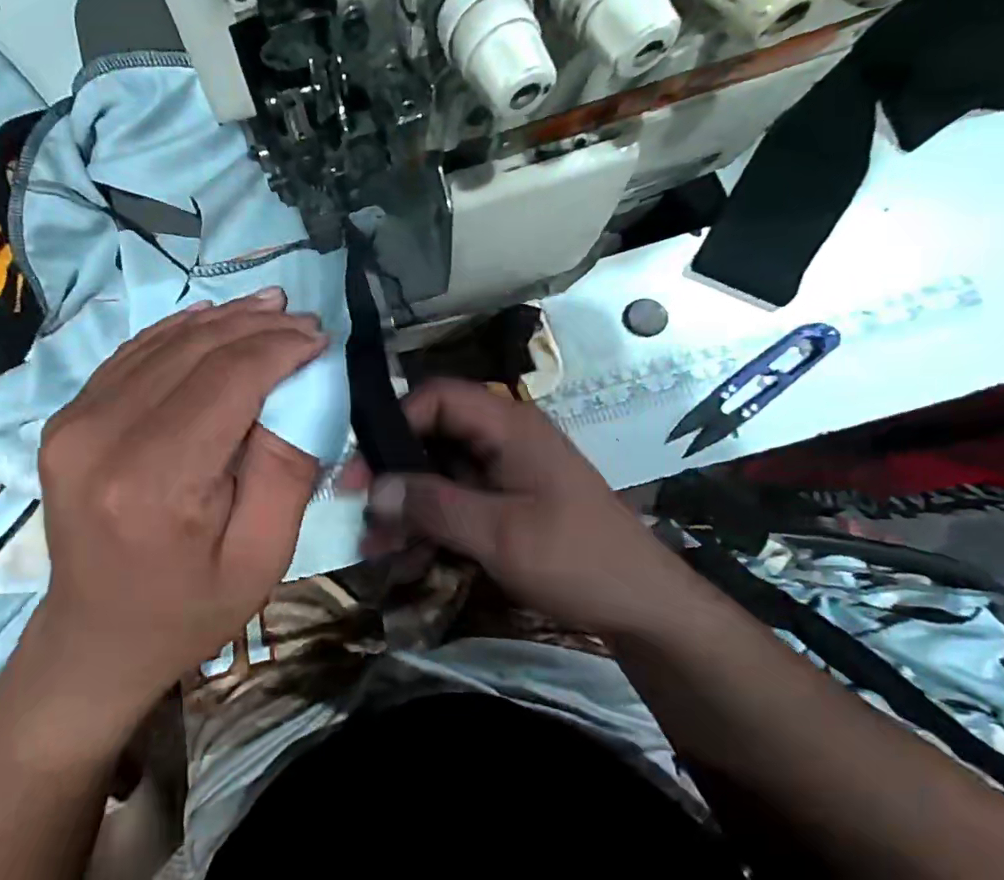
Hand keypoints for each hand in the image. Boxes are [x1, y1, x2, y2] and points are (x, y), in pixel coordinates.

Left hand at [30, 289, 325, 722]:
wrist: (98, 637)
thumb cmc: (191, 606)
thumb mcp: (263, 556)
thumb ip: (287, 468)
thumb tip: (300, 387)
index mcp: (155, 481)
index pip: (227, 379)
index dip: (279, 347)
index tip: (320, 337)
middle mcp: (100, 439)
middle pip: (195, 351)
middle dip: (258, 326)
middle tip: (304, 320)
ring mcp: (73, 424)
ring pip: (163, 343)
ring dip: (223, 321)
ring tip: (271, 310)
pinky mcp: (66, 419)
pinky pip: (132, 355)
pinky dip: (179, 331)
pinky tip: (215, 321)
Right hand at [363, 378, 688, 636]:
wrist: (643, 605)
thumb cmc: (576, 559)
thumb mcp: (499, 533)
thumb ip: (434, 505)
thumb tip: (372, 486)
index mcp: (508, 426)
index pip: (436, 398)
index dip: (393, 424)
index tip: (362, 471)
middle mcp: (504, 439)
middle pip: (433, 436)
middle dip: (393, 474)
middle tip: (360, 513)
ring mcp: (507, 472)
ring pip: (441, 474)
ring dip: (407, 507)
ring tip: (373, 548)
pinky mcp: (509, 503)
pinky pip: (458, 502)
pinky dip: (432, 525)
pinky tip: (405, 558)